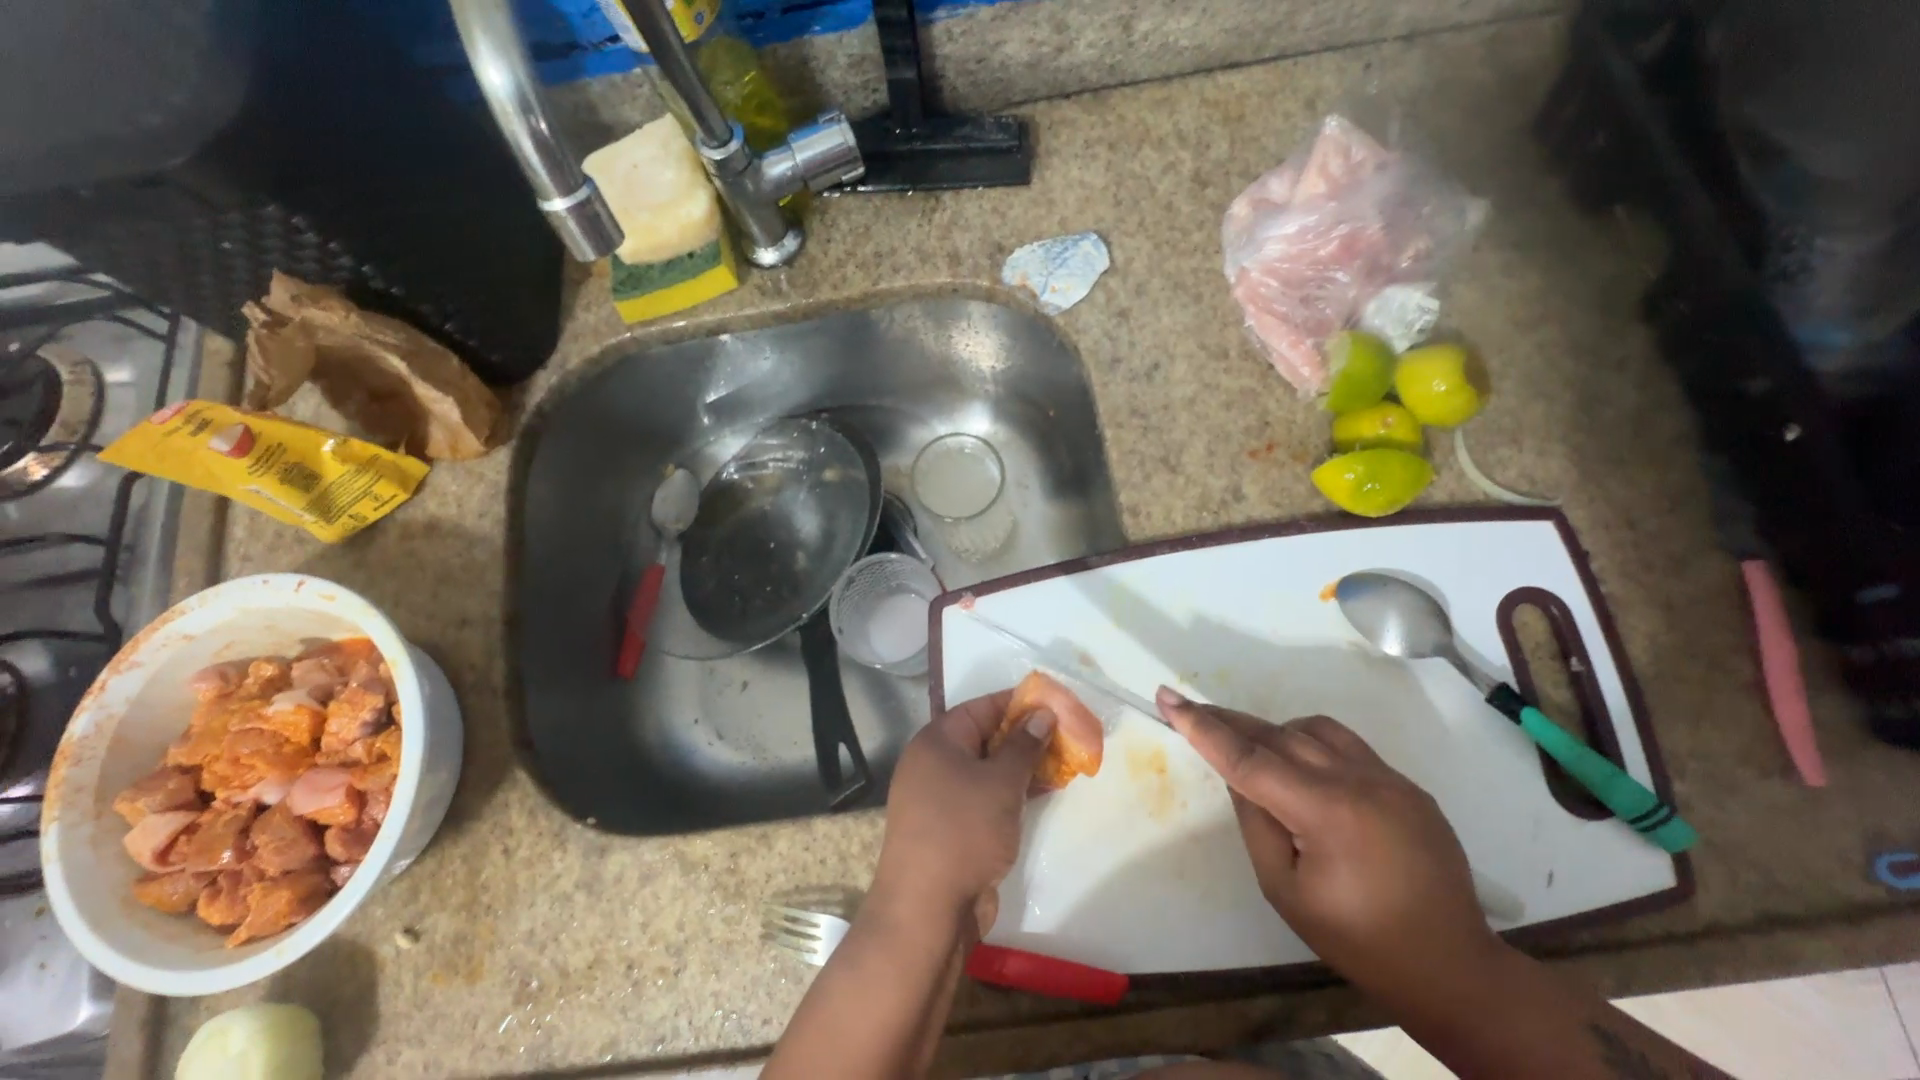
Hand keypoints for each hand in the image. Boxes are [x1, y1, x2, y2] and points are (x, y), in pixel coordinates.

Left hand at [871, 690, 1053, 938]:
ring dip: (1022, 767)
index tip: (1056, 704)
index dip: (1018, 703)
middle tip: (1068, 736)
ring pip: (987, 770)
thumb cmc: (964, 830)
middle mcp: (933, 764)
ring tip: (1064, 764)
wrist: (928, 907)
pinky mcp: (951, 827)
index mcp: (936, 741)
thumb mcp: (1001, 783)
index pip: (981, 708)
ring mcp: (940, 797)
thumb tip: (1042, 714)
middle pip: (984, 738)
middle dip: (1025, 737)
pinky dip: (1011, 793)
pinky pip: (984, 797)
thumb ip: (1024, 746)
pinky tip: (1043, 794)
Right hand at [1156, 688, 1496, 992]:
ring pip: (1317, 730)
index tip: (1169, 698)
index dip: (1203, 727)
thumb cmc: (1356, 939)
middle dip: (1230, 721)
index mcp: (1327, 810)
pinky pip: (1349, 748)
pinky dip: (1313, 746)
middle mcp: (1360, 780)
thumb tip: (1241, 776)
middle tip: (1190, 709)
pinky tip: (1303, 773)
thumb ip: (1256, 823)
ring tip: (1250, 749)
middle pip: (1280, 734)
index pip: (1249, 757)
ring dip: (1275, 731)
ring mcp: (1391, 779)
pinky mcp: (1408, 786)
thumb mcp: (1284, 890)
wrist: (1449, 965)